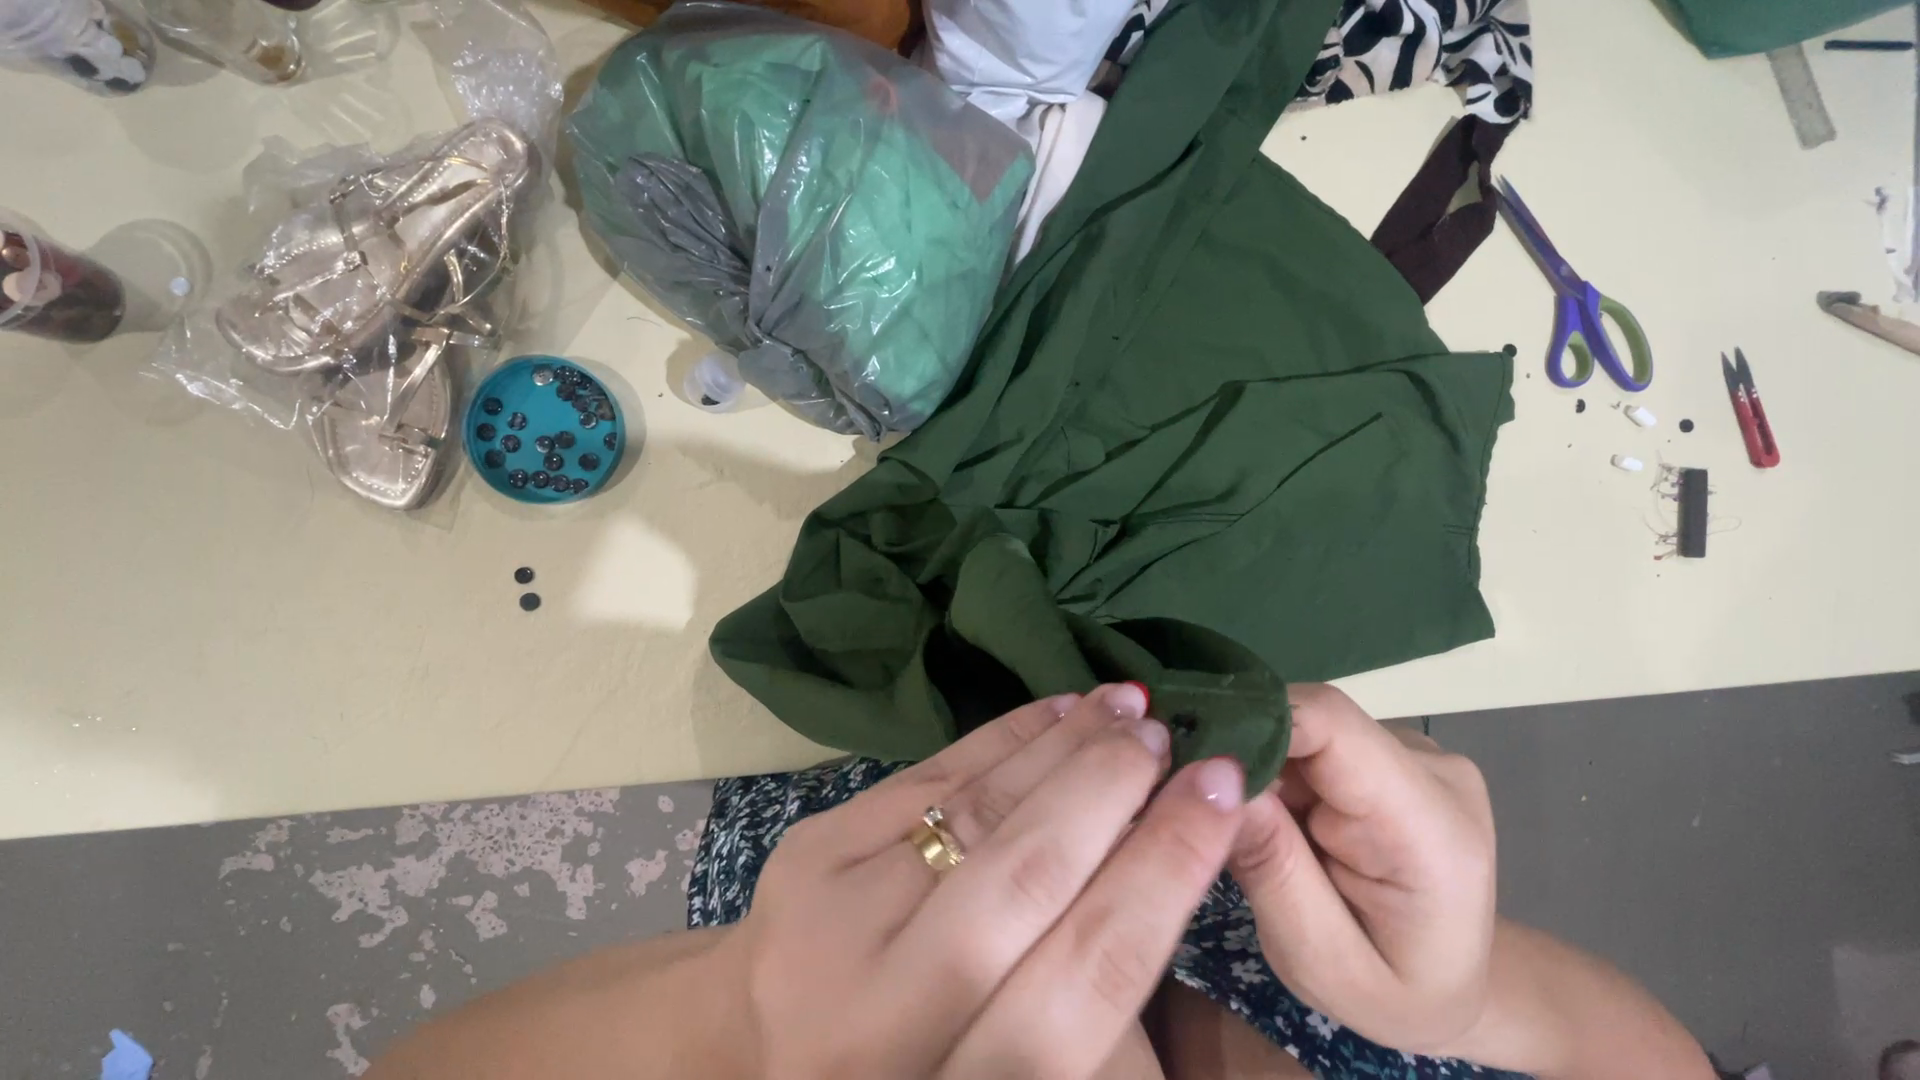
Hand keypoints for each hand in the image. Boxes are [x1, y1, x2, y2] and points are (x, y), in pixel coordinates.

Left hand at [714, 683, 1248, 1078]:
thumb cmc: (913, 1057)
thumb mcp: (1005, 1060)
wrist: (763, 1038)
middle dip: (1109, 792)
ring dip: (1059, 750)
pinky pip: (924, 779)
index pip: (1089, 974)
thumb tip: (1155, 853)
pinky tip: (1052, 711)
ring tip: (1125, 706)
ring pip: (975, 813)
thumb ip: (1076, 989)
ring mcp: (835, 922)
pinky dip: (997, 739)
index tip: (1221, 791)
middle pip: (1025, 878)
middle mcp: (892, 1014)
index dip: (1164, 870)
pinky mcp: (808, 855)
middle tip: (1170, 736)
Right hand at [1228, 684, 1497, 1052]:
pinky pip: (1313, 739)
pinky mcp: (1390, 750)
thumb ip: (1270, 867)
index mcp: (1428, 827)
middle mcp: (1430, 769)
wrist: (1449, 992)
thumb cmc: (1387, 994)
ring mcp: (1414, 753)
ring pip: (1305, 727)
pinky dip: (1278, 769)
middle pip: (1309, 721)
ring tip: (1246, 826)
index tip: (1190, 756)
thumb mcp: (1316, 957)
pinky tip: (1277, 817)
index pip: (1330, 724)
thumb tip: (1213, 776)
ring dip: (1260, 765)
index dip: (1251, 719)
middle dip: (1246, 753)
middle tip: (1200, 806)